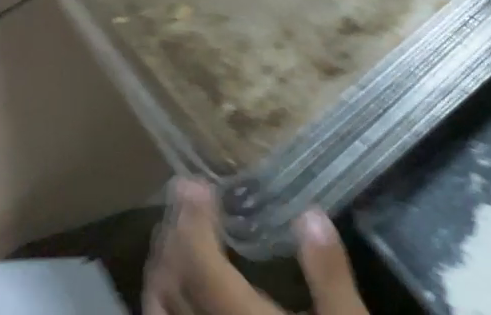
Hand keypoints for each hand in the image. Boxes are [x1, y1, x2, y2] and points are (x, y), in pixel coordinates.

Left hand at [144, 179, 367, 314]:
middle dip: (173, 239)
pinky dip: (160, 304)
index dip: (193, 225)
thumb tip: (309, 215)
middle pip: (170, 291)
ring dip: (160, 270)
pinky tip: (172, 290)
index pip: (203, 271)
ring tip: (174, 233)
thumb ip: (330, 274)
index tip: (195, 186)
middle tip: (183, 197)